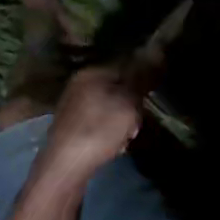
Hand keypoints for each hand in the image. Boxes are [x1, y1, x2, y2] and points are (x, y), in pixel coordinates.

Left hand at [41, 64, 148, 178]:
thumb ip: (140, 80)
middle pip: (117, 89)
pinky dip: (108, 133)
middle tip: (136, 123)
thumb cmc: (99, 130)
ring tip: (125, 137)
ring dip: (121, 122)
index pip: (125, 67)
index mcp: (90, 73)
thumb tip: (154, 54)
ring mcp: (71, 106)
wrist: (66, 166)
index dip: (142, 83)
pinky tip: (112, 146)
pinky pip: (97, 124)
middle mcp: (78, 85)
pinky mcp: (70, 127)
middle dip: (131, 106)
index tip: (149, 101)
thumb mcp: (128, 104)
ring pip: (109, 108)